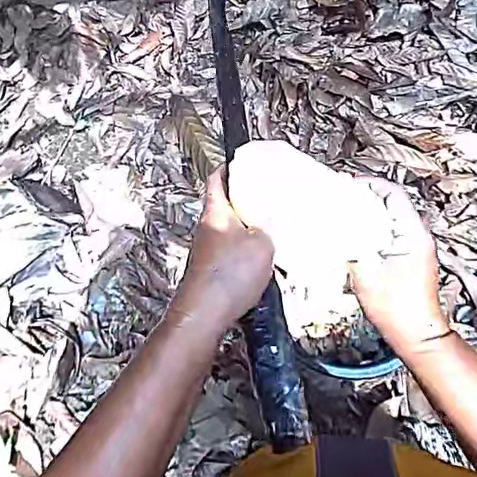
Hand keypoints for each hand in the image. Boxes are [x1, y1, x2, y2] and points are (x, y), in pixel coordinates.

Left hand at [169, 168, 275, 336]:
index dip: (228, 167)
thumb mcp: (263, 243)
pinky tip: (262, 263)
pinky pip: (231, 254)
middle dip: (244, 201)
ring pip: (229, 231)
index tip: (239, 161)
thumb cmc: (226, 277)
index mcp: (216, 213)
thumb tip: (273, 225)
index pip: (217, 179)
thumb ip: (270, 228)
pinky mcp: (211, 272)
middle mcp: (207, 229)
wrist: (203, 316)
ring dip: (247, 229)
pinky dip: (246, 254)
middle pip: (224, 205)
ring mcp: (207, 252)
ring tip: (269, 231)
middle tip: (264, 197)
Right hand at [350, 178, 452, 353]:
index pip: (392, 193)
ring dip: (368, 213)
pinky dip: (374, 228)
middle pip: (391, 202)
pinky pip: (392, 232)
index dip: (369, 184)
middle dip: (365, 197)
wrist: (418, 337)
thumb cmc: (398, 311)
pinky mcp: (412, 257)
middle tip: (342, 198)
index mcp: (412, 233)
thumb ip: (350, 245)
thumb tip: (336, 224)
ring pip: (390, 217)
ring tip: (345, 214)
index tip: (348, 185)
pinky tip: (356, 236)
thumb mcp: (365, 274)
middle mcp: (419, 235)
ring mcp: (417, 247)